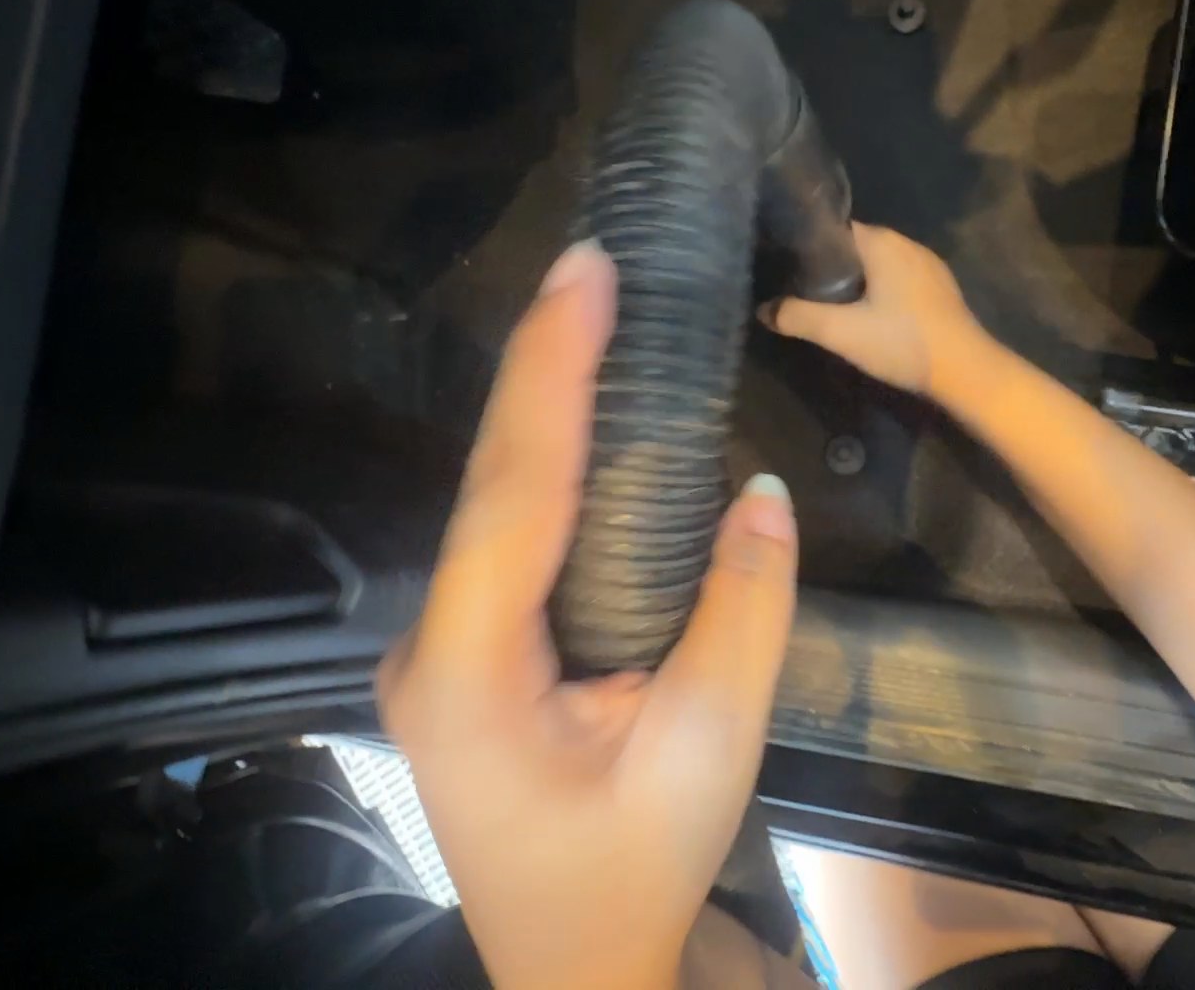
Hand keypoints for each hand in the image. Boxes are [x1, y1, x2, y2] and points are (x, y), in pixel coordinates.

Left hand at [378, 242, 799, 989]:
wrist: (580, 961)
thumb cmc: (637, 869)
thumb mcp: (709, 752)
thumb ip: (743, 618)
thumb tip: (763, 500)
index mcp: (468, 673)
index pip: (514, 495)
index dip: (549, 376)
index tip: (583, 279)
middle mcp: (431, 645)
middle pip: (492, 484)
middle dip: (539, 369)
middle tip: (589, 273)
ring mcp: (443, 648)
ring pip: (496, 506)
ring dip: (543, 408)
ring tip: (589, 317)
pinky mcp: (473, 652)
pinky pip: (513, 539)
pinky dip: (550, 465)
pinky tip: (583, 417)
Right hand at [759, 223, 989, 399]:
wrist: (965, 372)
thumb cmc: (902, 343)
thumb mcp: (841, 333)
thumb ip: (798, 318)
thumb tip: (762, 310)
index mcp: (883, 243)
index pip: (836, 230)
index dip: (809, 247)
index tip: (786, 266)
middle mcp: (907, 245)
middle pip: (857, 248)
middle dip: (829, 268)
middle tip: (801, 293)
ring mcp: (928, 268)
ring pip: (879, 267)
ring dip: (855, 284)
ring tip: (829, 307)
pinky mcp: (939, 291)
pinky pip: (898, 282)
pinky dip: (878, 294)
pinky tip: (868, 319)